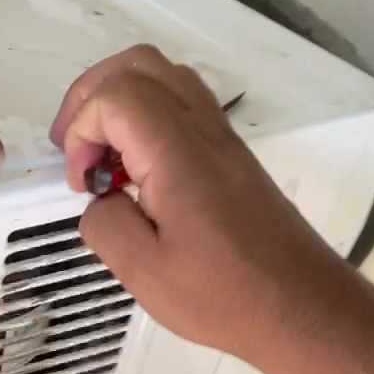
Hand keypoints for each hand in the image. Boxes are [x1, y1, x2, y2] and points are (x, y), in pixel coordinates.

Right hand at [51, 45, 355, 362]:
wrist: (300, 307)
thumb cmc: (223, 296)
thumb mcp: (144, 272)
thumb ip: (105, 225)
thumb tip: (100, 201)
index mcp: (178, 153)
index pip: (115, 98)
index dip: (80, 132)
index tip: (80, 185)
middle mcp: (203, 130)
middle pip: (138, 66)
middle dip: (90, 99)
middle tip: (73, 151)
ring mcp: (221, 139)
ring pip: (162, 78)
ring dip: (117, 106)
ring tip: (98, 159)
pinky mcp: (229, 157)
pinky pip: (181, 107)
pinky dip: (144, 122)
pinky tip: (133, 173)